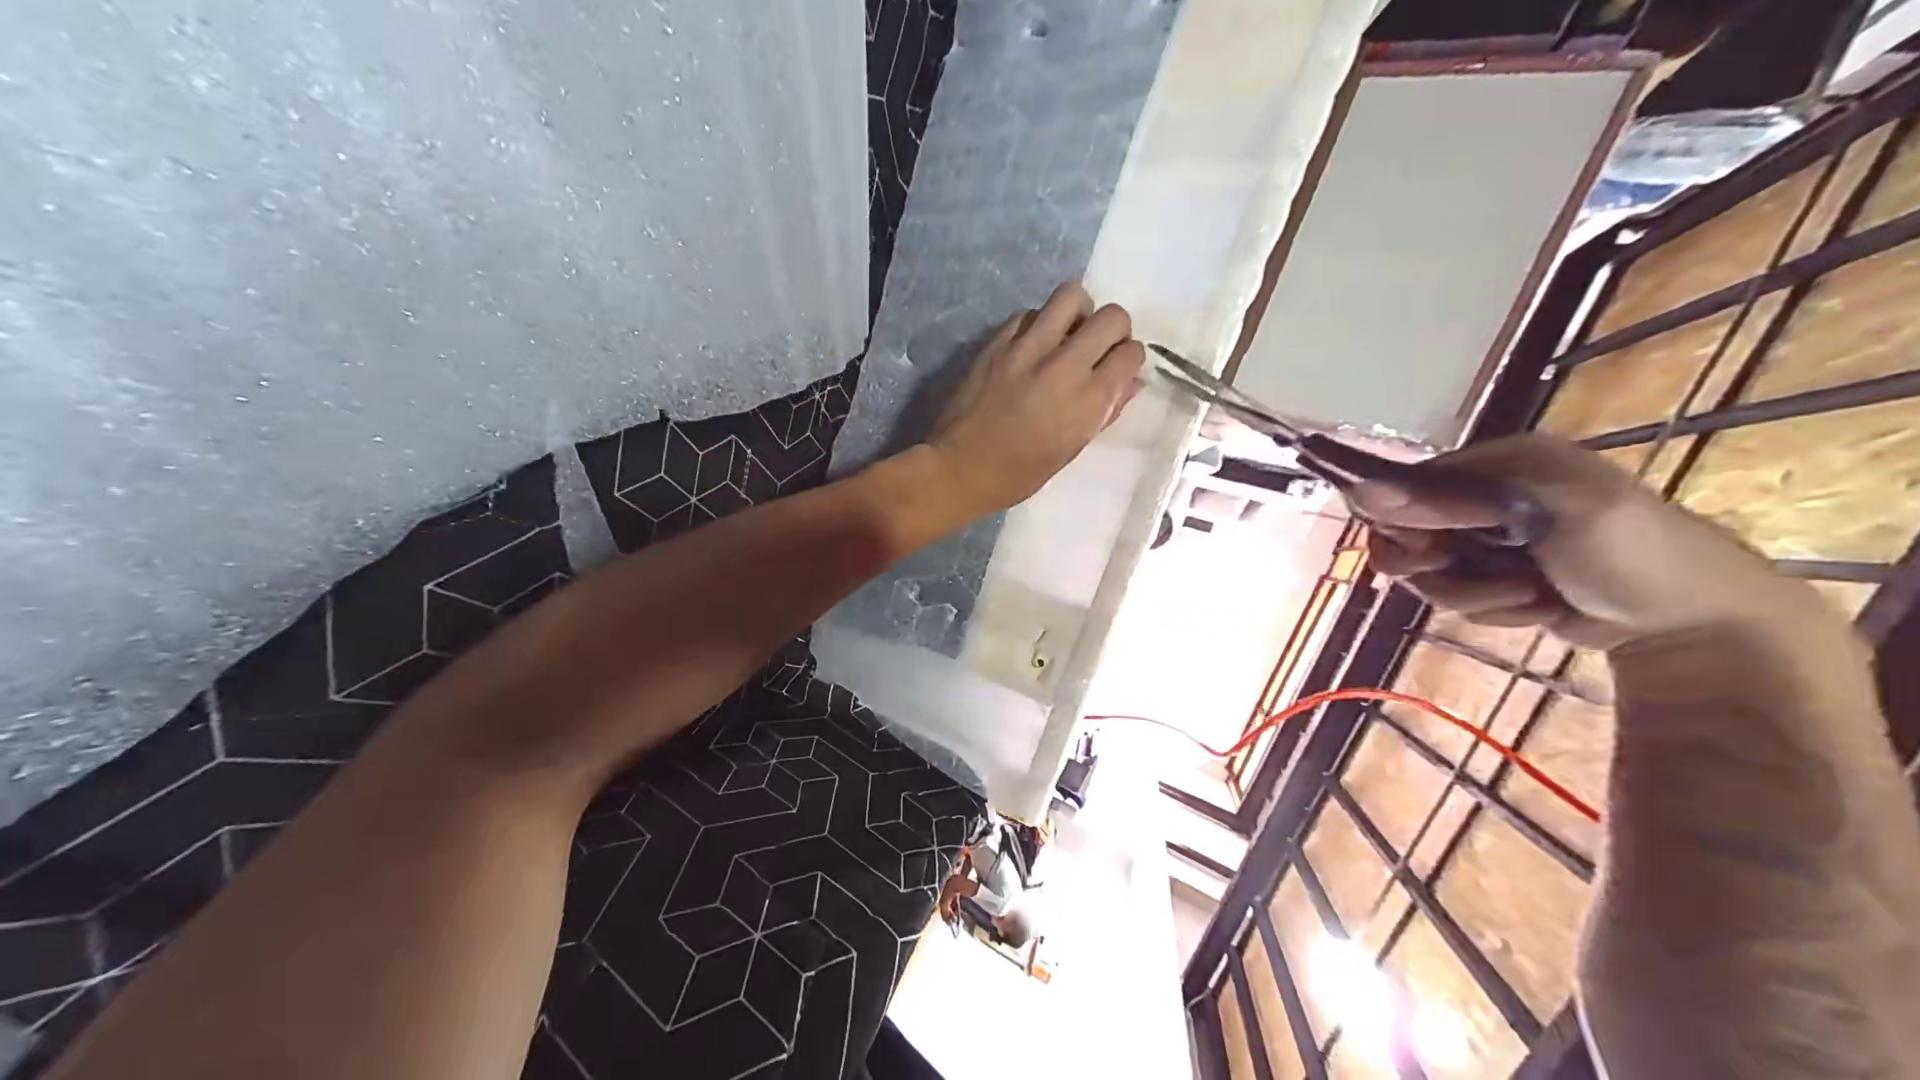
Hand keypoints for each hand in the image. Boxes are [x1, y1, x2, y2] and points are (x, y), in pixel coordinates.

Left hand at [925, 282, 1144, 515]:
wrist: (959, 468)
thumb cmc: (1019, 473)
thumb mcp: (1071, 450)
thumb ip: (1104, 412)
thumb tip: (1128, 383)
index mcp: (1088, 399)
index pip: (1131, 354)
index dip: (1129, 360)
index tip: (1117, 369)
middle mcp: (1064, 364)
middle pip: (1112, 317)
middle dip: (1115, 330)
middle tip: (1099, 348)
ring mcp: (1028, 348)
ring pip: (1071, 296)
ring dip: (1078, 312)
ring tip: (1069, 335)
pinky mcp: (998, 342)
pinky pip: (1029, 314)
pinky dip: (1039, 324)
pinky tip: (1032, 346)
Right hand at [1350, 434, 1840, 650]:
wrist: (1700, 626)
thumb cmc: (1632, 553)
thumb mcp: (1547, 511)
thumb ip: (1453, 500)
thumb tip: (1360, 491)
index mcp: (1498, 462)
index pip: (1405, 487)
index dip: (1403, 523)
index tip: (1430, 552)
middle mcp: (1486, 495)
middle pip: (1408, 532)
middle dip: (1436, 566)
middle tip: (1473, 578)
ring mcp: (1492, 540)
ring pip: (1430, 571)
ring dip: (1469, 594)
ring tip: (1526, 597)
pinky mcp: (1498, 576)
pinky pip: (1457, 593)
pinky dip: (1488, 608)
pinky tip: (1534, 608)